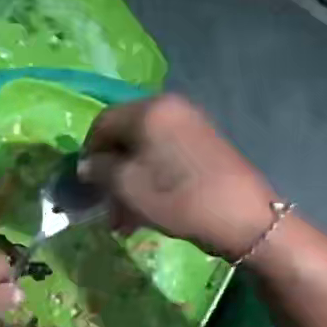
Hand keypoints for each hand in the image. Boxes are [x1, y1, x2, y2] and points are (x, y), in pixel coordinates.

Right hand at [79, 94, 278, 259]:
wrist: (242, 218)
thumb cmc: (177, 198)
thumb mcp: (127, 187)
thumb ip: (100, 170)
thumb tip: (87, 164)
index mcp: (148, 110)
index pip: (102, 123)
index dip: (88, 153)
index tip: (84, 184)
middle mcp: (169, 108)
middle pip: (125, 136)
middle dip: (110, 171)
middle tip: (104, 204)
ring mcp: (190, 125)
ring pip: (145, 150)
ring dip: (129, 181)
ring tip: (124, 217)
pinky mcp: (204, 144)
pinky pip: (165, 157)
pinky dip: (150, 179)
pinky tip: (147, 208)